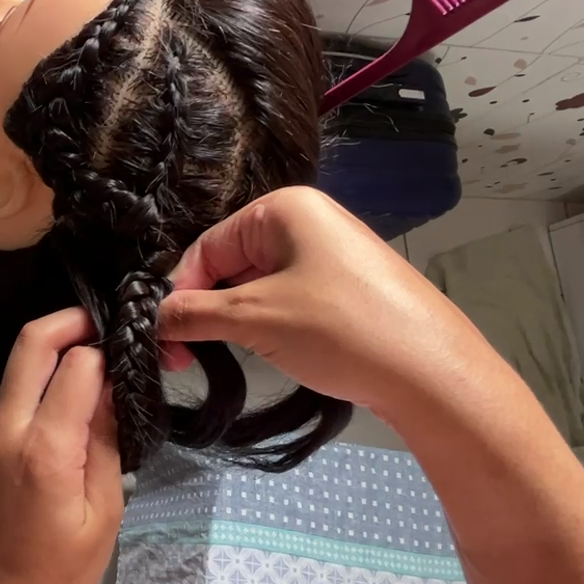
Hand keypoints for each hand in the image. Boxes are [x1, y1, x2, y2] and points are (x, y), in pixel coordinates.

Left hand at [0, 308, 123, 583]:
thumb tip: (113, 383)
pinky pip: (17, 381)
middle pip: (33, 341)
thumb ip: (106, 438)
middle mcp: (11, 425)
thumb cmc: (60, 569)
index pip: (77, 365)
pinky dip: (47, 366)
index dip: (109, 352)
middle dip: (73, 320)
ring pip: (21, 356)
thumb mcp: (103, 510)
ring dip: (59, 340)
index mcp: (45, 448)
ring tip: (102, 353)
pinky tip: (79, 381)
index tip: (136, 357)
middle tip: (111, 328)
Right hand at [158, 186, 507, 418]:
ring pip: (254, 285)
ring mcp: (327, 254)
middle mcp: (304, 220)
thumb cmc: (338, 329)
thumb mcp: (254, 319)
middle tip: (182, 358)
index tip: (162, 341)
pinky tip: (262, 351)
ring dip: (230, 321)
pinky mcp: (342, 287)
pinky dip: (263, 324)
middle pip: (227, 264)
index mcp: (281, 208)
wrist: (433, 375)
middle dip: (203, 309)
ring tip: (220, 357)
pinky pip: (284, 297)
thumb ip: (191, 313)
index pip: (205, 247)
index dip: (178, 293)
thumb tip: (149, 319)